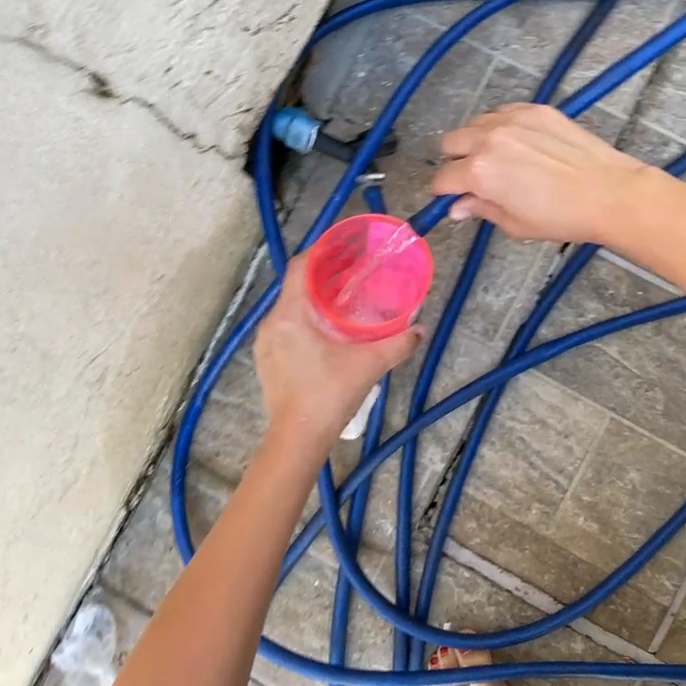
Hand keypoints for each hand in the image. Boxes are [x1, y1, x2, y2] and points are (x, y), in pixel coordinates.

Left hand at [253, 250, 423, 457]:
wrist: (298, 438)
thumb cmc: (329, 395)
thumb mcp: (370, 365)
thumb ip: (398, 344)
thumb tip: (420, 329)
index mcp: (291, 315)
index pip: (300, 267)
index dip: (321, 251)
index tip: (344, 247)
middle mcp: (272, 323)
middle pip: (295, 285)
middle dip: (323, 276)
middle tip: (352, 274)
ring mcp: (266, 343)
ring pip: (289, 307)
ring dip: (312, 300)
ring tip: (341, 301)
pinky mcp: (266, 359)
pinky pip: (285, 327)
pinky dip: (304, 320)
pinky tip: (325, 332)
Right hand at [431, 104, 667, 242]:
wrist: (610, 193)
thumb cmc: (565, 215)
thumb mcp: (515, 224)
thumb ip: (481, 210)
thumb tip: (460, 206)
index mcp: (480, 172)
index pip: (443, 178)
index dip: (444, 191)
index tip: (451, 195)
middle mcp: (491, 140)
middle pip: (450, 142)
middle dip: (455, 161)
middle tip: (472, 177)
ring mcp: (514, 120)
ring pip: (474, 123)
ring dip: (476, 140)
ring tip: (497, 159)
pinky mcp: (536, 110)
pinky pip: (503, 112)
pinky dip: (502, 126)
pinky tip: (518, 144)